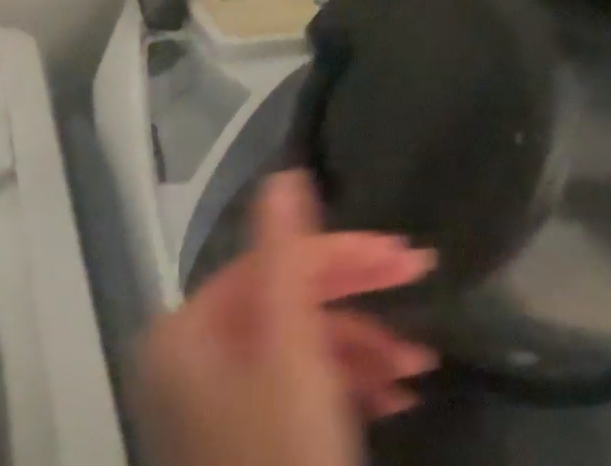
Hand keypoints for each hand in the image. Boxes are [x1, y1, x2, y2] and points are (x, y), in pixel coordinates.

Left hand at [133, 171, 438, 465]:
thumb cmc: (283, 449)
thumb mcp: (290, 348)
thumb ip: (286, 253)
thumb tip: (285, 172)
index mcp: (189, 329)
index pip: (273, 259)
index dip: (344, 253)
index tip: (407, 256)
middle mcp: (195, 354)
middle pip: (288, 297)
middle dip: (360, 299)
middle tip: (421, 282)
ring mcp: (220, 395)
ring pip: (302, 341)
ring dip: (364, 344)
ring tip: (418, 363)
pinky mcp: (248, 429)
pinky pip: (302, 381)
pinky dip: (348, 380)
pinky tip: (395, 391)